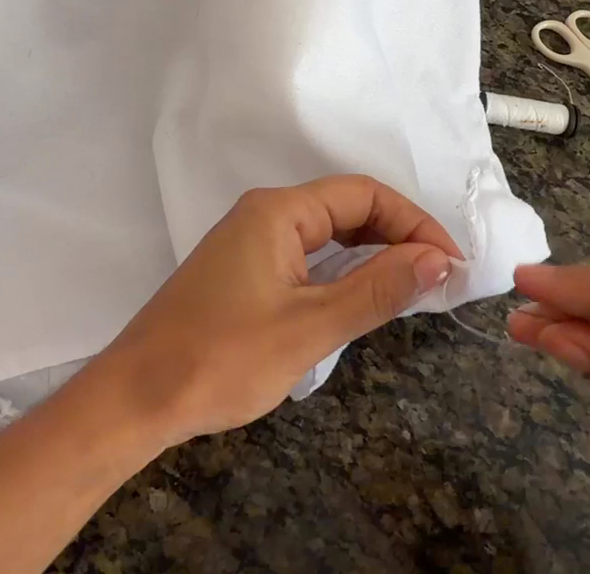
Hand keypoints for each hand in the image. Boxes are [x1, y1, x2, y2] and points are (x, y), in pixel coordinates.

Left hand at [83, 175, 461, 448]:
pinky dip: (340, 272)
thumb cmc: (222, 358)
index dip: (413, 222)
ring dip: (370, 255)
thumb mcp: (310, 327)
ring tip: (413, 288)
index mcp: (276, 212)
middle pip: (345, 208)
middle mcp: (262, 215)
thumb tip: (436, 258)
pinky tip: (362, 298)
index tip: (450, 263)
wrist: (139, 395)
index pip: (362, 194)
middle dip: (396, 236)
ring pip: (325, 234)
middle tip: (439, 278)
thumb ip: (375, 290)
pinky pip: (304, 257)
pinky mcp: (242, 272)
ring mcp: (248, 243)